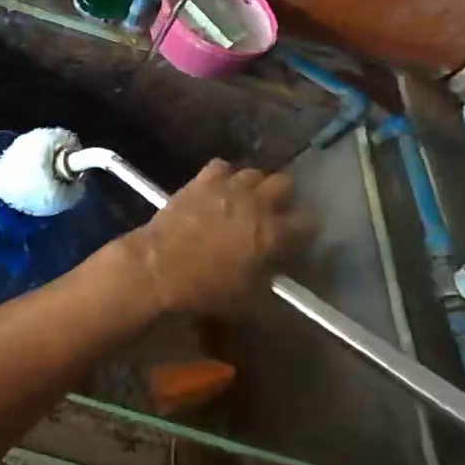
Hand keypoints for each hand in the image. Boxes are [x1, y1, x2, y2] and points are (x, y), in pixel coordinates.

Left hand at [120, 159, 311, 318]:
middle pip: (284, 183)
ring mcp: (226, 187)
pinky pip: (220, 166)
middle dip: (284, 195)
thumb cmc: (205, 289)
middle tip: (276, 210)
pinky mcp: (200, 181)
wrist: (159, 267)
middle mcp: (255, 203)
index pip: (306, 222)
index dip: (306, 228)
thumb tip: (272, 270)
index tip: (301, 235)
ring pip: (253, 171)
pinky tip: (219, 187)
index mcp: (272, 233)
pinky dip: (224, 175)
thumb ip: (266, 278)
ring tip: (247, 198)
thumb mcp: (247, 298)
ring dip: (254, 184)